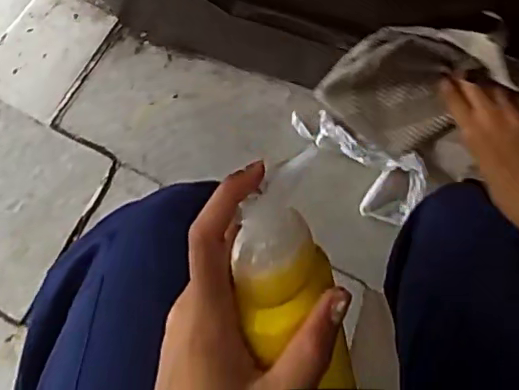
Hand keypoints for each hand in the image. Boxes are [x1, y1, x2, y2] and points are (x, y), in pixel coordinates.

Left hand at [156, 160, 350, 389]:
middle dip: (250, 236)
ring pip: (212, 279)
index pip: (205, 231)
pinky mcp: (178, 346)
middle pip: (214, 252)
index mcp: (201, 308)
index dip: (228, 192)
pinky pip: (208, 303)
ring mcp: (177, 327)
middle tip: (290, 242)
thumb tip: (341, 295)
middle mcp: (183, 307)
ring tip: (283, 287)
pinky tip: (260, 326)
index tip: (257, 171)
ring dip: (244, 271)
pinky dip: (235, 296)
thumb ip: (310, 347)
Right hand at [440, 76, 518, 261]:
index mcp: (473, 131)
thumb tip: (471, 127)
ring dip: (487, 84)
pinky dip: (509, 94)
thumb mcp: (480, 166)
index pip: (453, 97)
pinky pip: (517, 96)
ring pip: (495, 86)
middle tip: (461, 75)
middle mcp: (491, 115)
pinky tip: (509, 98)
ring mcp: (516, 113)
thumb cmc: (509, 197)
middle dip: (464, 78)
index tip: (444, 80)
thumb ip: (474, 140)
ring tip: (484, 83)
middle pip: (473, 84)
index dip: (447, 86)